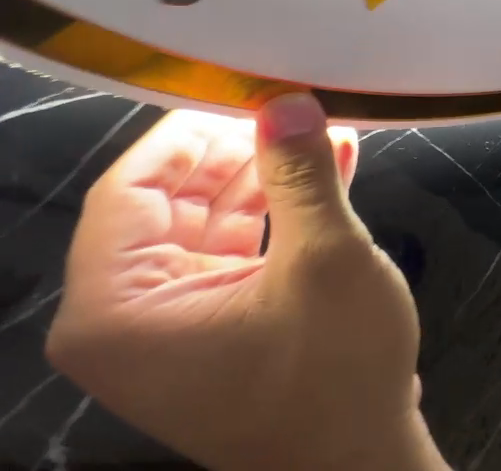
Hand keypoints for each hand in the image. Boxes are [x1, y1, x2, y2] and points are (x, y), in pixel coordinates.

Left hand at [46, 94, 448, 470]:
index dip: (189, 134)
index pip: (132, 191)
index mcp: (120, 305)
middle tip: (300, 103)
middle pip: (173, 202)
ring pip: (215, 219)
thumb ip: (301, 177)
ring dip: (273, 173)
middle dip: (239, 150)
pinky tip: (335, 165)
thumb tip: (285, 101)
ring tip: (328, 127)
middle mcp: (133, 310)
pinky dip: (287, 207)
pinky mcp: (228, 319)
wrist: (358, 453)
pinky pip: (245, 245)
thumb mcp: (325, 260)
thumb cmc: (330, 365)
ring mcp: (182, 317)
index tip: (252, 88)